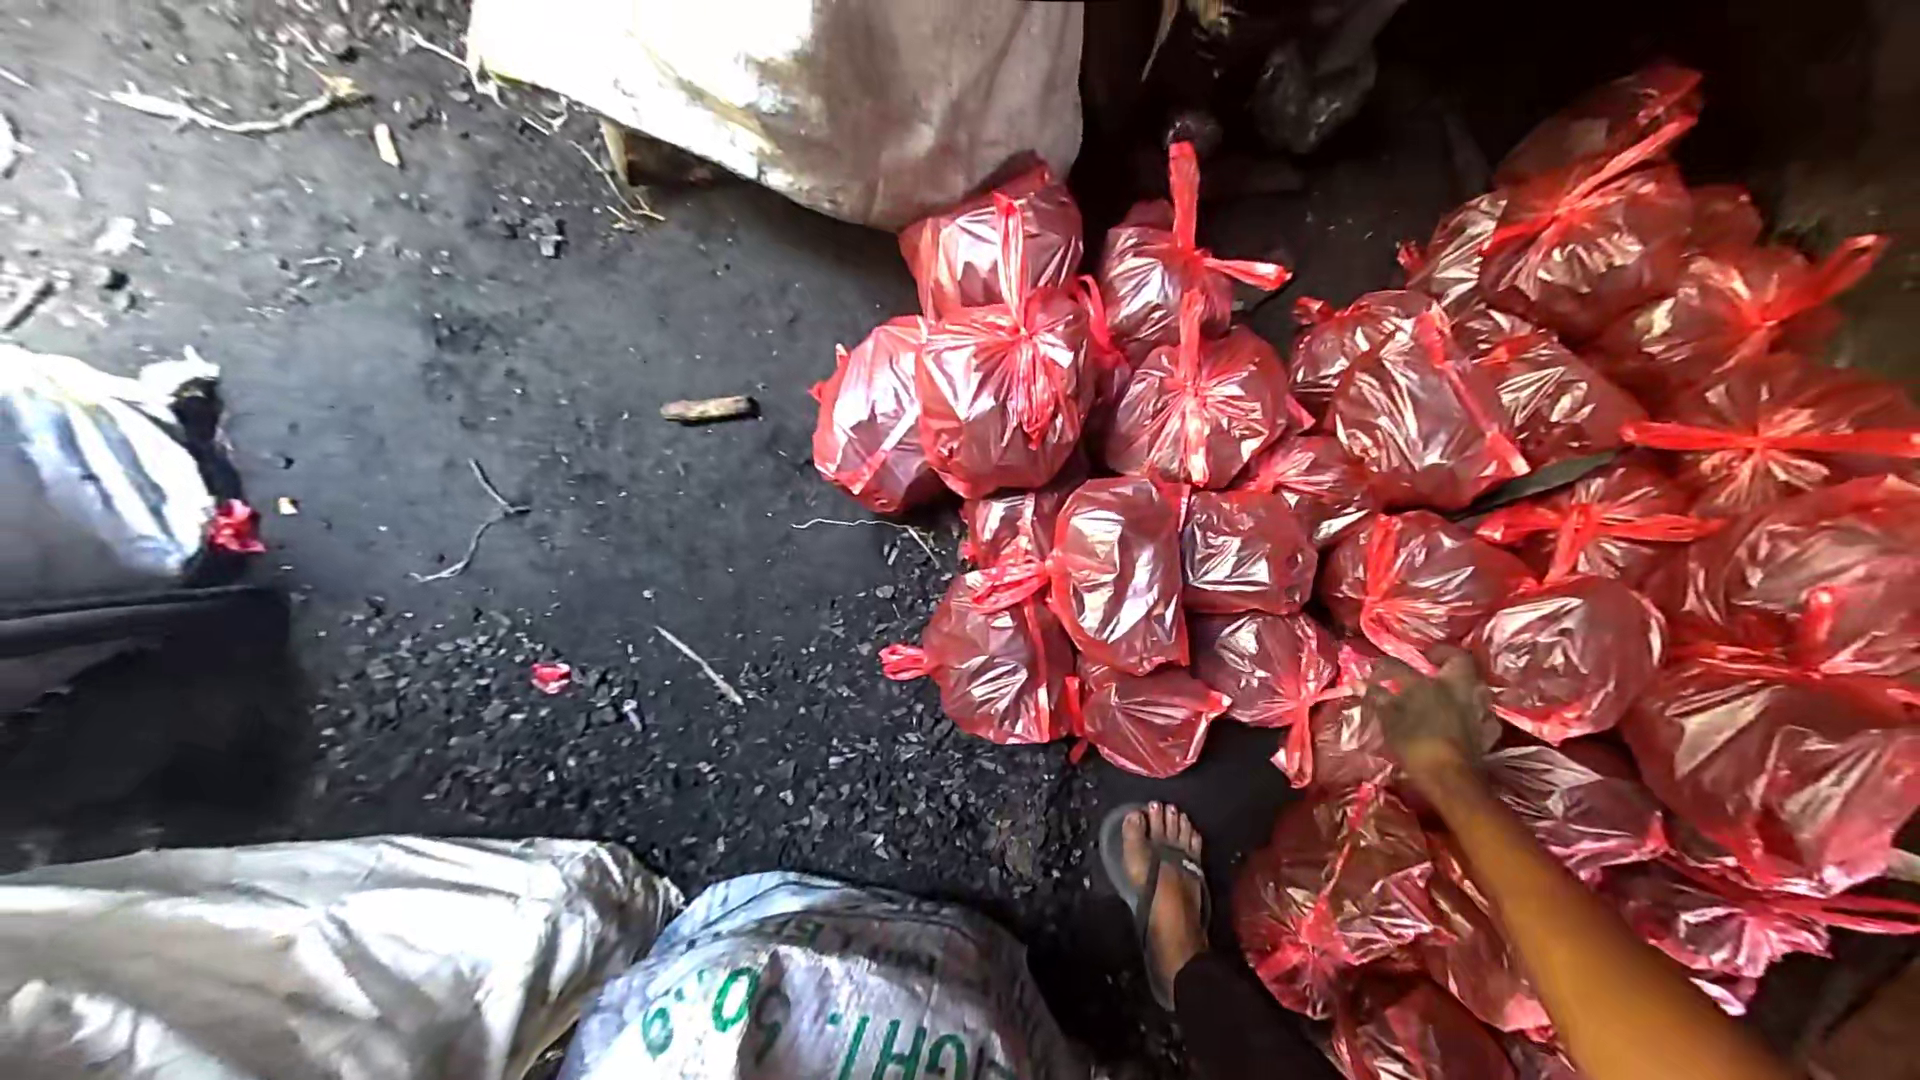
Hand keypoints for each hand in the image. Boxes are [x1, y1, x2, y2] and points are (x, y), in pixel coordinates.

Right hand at [1364, 646, 1491, 793]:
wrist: (1449, 777)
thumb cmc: (1413, 744)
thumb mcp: (1388, 719)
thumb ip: (1377, 698)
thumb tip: (1360, 684)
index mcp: (1427, 684)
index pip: (1400, 666)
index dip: (1384, 666)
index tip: (1375, 669)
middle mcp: (1456, 689)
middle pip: (1458, 660)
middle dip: (1444, 655)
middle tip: (1430, 659)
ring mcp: (1477, 707)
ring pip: (1476, 684)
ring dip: (1463, 681)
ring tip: (1449, 686)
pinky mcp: (1488, 728)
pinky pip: (1483, 710)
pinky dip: (1473, 709)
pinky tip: (1465, 714)